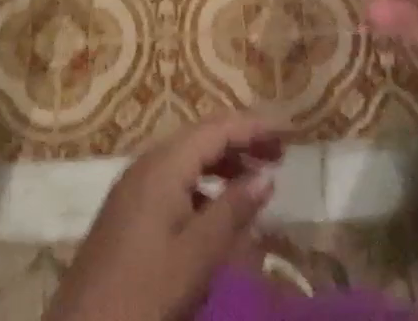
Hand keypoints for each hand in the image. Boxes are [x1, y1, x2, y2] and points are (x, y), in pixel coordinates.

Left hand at [48, 115, 277, 320]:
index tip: (289, 132)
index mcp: (162, 167)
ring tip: (256, 179)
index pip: (214, 129)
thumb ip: (232, 211)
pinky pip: (172, 179)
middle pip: (199, 137)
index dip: (253, 127)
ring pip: (185, 158)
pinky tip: (218, 208)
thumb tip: (266, 176)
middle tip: (280, 154)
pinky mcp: (128, 210)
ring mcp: (133, 187)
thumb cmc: (145, 290)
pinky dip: (202, 183)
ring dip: (222, 161)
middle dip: (240, 140)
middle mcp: (145, 166)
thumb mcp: (197, 255)